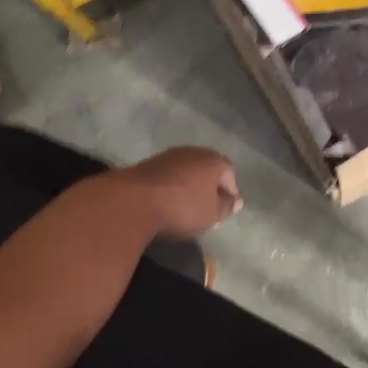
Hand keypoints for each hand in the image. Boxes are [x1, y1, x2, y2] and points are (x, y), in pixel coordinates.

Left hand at [112, 147, 241, 239]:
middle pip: (207, 168)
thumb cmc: (181, 208)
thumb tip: (236, 201)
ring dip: (187, 185)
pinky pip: (166, 176)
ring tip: (183, 205)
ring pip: (185, 170)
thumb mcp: (211, 215)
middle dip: (208, 186)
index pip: (229, 173)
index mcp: (214, 160)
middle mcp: (194, 151)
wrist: (131, 201)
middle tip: (206, 206)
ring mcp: (168, 156)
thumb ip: (226, 207)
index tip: (225, 209)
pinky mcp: (146, 164)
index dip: (229, 192)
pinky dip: (169, 187)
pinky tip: (164, 202)